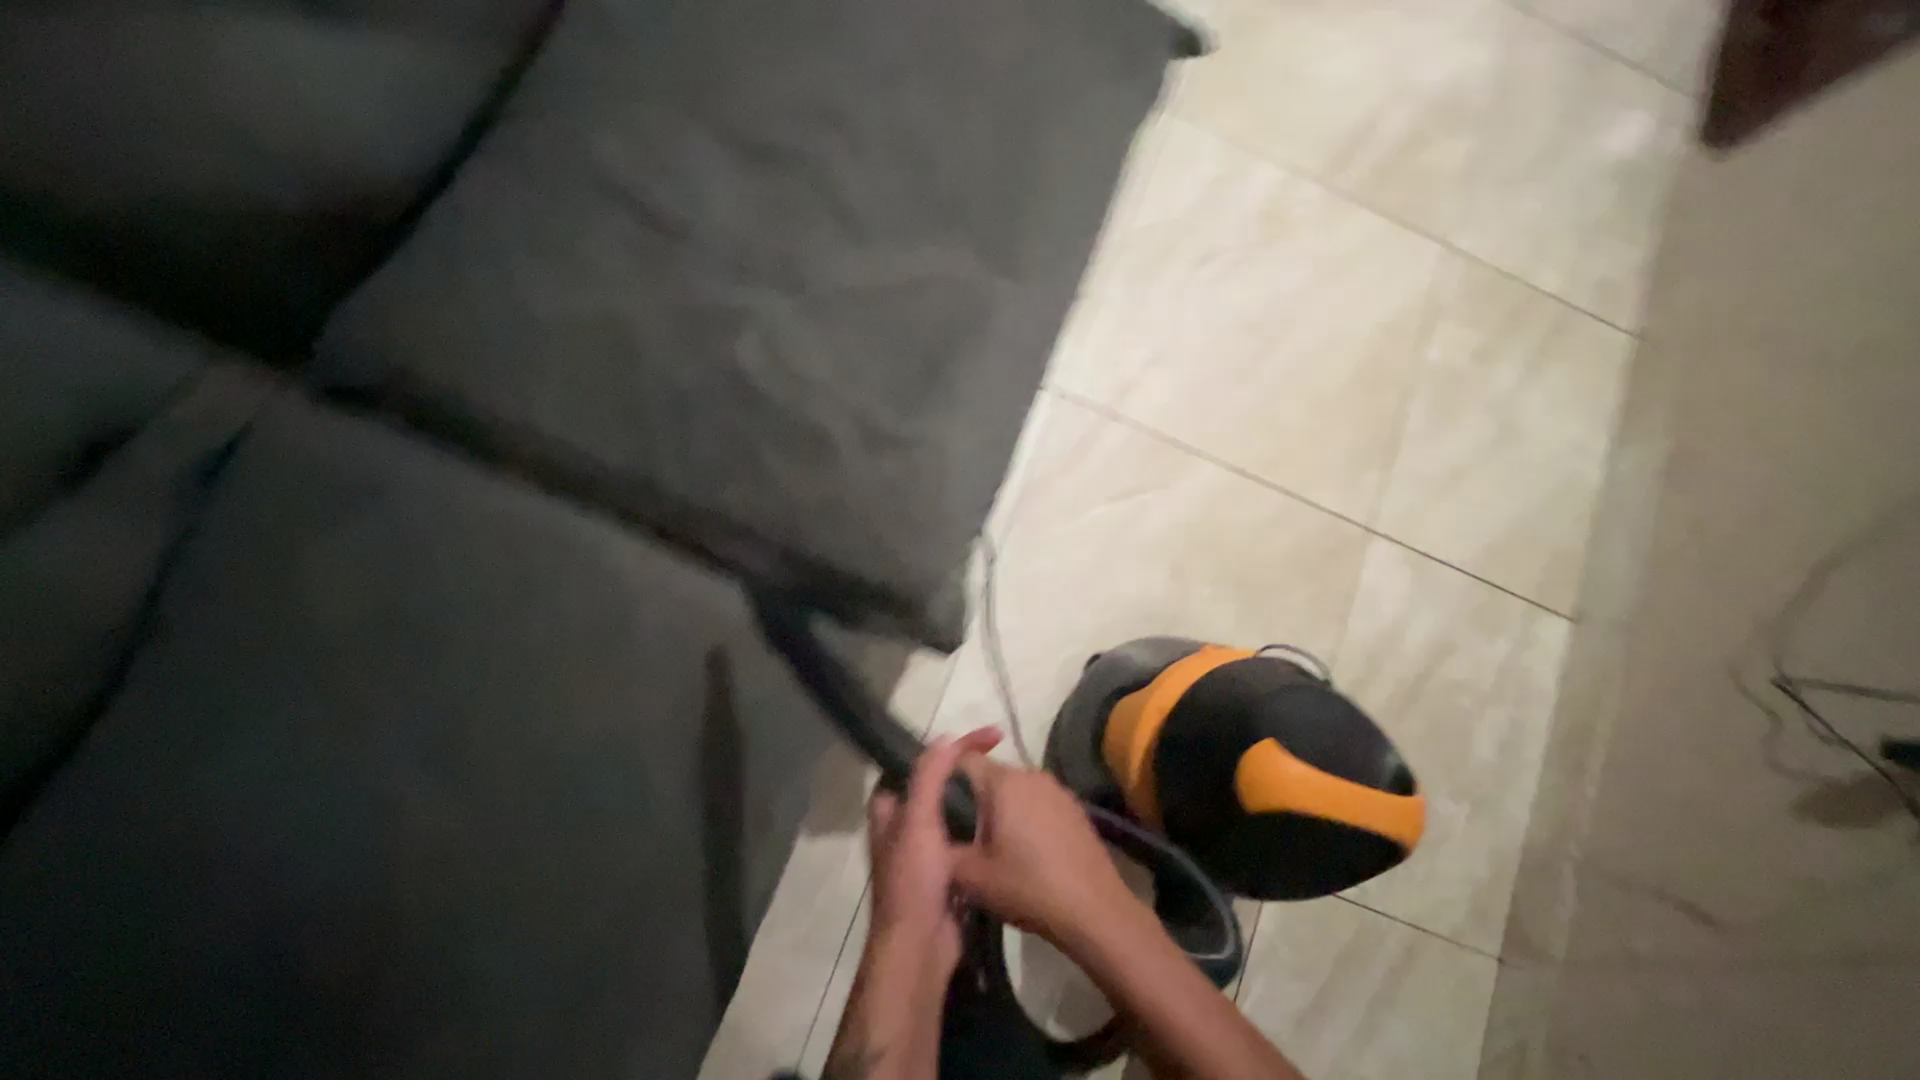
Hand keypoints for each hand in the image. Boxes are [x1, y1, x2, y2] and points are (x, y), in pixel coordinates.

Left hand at [865, 727, 1001, 980]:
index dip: (948, 748)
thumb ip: (929, 777)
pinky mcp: (946, 874)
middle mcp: (903, 828)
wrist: (921, 946)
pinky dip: (982, 831)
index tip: (987, 738)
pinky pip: (966, 842)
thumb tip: (947, 739)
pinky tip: (1004, 825)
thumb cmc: (913, 879)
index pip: (917, 764)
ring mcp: (925, 853)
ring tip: (1006, 788)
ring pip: (953, 815)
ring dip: (975, 803)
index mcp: (889, 810)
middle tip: (998, 763)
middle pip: (936, 788)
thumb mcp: (918, 820)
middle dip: (964, 774)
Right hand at [949, 754, 1141, 950]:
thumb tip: (927, 839)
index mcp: (1004, 783)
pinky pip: (1037, 802)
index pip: (963, 760)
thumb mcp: (972, 878)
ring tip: (991, 846)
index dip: (943, 779)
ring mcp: (1057, 790)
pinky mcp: (1074, 807)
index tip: (934, 807)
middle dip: (972, 799)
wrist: (1095, 910)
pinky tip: (1025, 851)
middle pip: (989, 774)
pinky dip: (1025, 818)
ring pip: (1014, 790)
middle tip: (961, 835)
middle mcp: (1031, 775)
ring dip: (1000, 809)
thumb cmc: (1029, 888)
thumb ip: (942, 851)